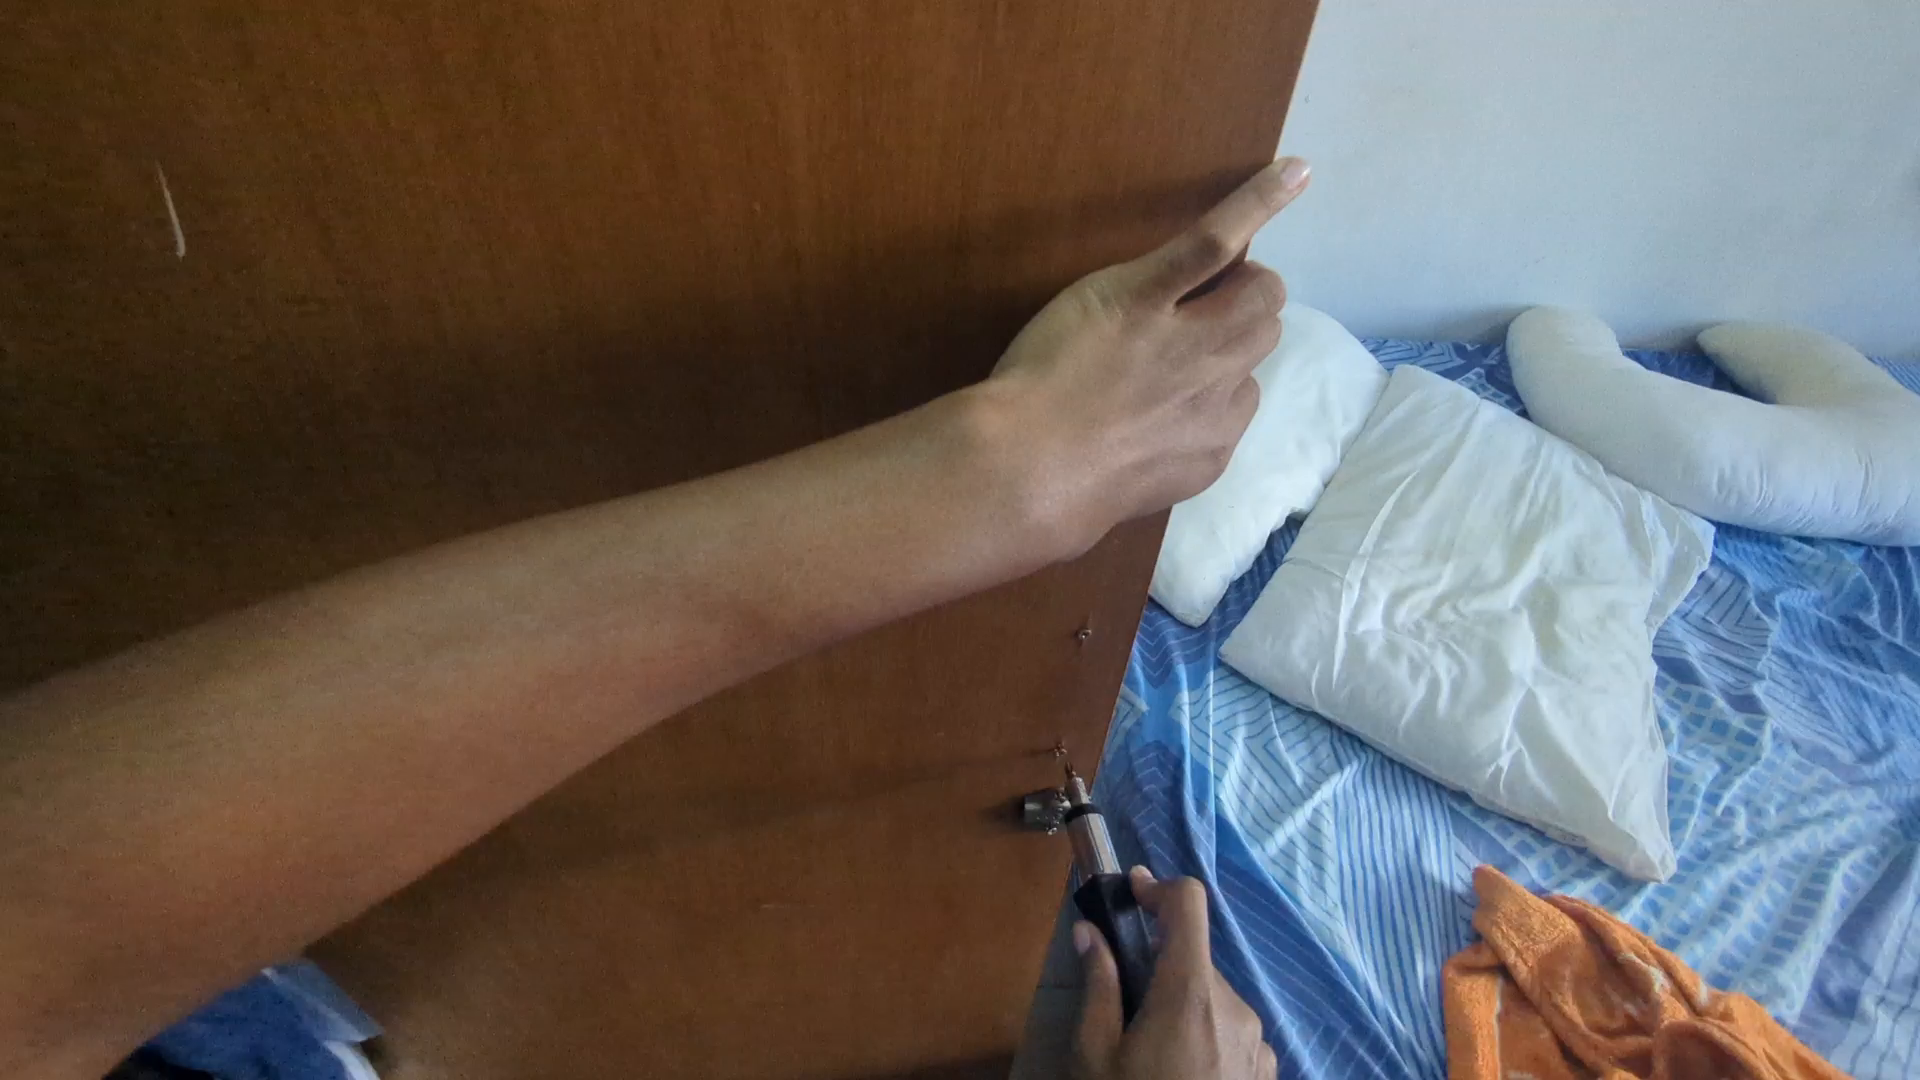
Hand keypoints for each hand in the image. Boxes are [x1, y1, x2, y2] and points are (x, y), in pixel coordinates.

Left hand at [982, 157, 1309, 558]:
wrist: (1029, 467)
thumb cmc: (1058, 487)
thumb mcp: (1130, 486)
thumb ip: (1165, 455)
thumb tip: (1170, 437)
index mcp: (1213, 443)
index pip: (1246, 391)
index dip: (1220, 373)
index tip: (1186, 374)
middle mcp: (1218, 388)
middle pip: (1263, 333)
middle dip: (1239, 321)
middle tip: (1191, 322)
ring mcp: (1189, 338)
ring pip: (1257, 293)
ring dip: (1240, 281)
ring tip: (1205, 281)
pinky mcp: (1146, 296)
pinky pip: (1216, 242)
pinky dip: (1260, 202)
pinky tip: (1292, 172)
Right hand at [1072, 867, 1276, 1079]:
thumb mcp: (1096, 1055)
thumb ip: (1097, 983)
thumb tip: (1088, 932)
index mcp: (1191, 995)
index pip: (1189, 904)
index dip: (1158, 887)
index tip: (1130, 893)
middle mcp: (1235, 1009)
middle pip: (1194, 953)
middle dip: (1158, 958)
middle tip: (1125, 992)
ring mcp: (1258, 1045)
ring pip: (1212, 991)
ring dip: (1181, 995)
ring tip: (1152, 1044)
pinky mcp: (1266, 1073)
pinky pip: (1231, 1025)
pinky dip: (1205, 1026)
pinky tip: (1181, 1068)